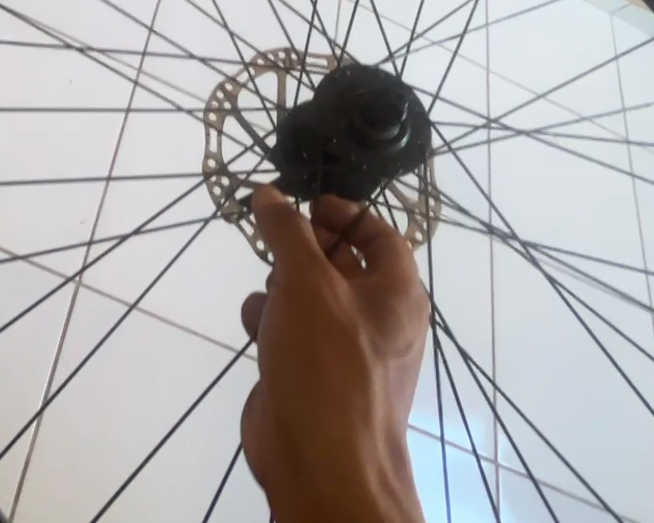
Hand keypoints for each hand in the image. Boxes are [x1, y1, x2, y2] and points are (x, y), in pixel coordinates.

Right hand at [240, 187, 428, 522]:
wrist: (320, 460)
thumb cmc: (327, 359)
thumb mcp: (306, 279)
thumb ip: (286, 230)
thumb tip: (268, 193)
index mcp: (397, 295)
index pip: (381, 236)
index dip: (346, 213)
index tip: (306, 203)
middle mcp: (378, 320)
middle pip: (340, 264)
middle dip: (302, 251)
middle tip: (274, 241)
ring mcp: (346, 351)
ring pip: (309, 296)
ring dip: (280, 288)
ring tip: (267, 294)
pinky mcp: (314, 374)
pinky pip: (291, 330)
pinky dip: (271, 322)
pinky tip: (256, 328)